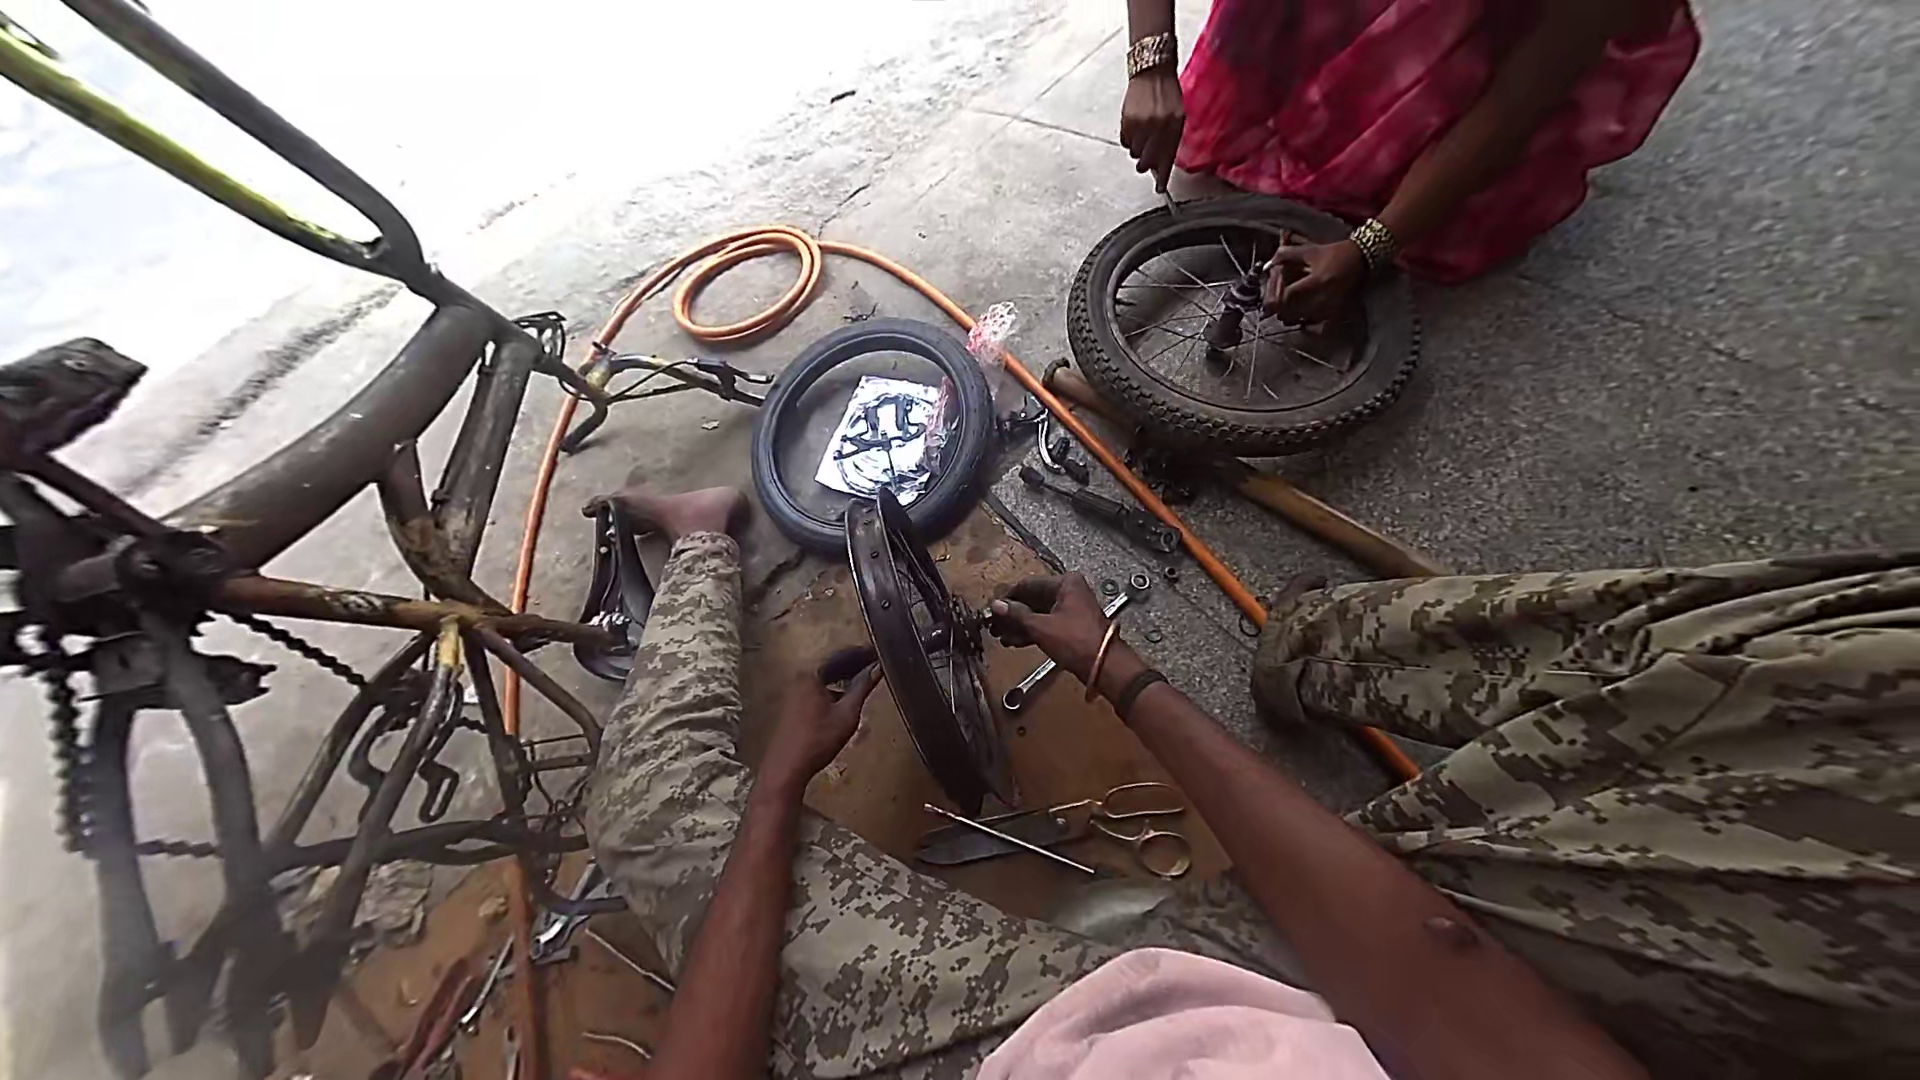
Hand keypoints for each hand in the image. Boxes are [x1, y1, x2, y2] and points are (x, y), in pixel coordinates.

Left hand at [758, 659, 883, 797]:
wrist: (786, 768)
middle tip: (877, 662)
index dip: (863, 652)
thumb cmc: (818, 739)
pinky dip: (835, 686)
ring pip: (826, 676)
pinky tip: (847, 695)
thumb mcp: (847, 713)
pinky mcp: (794, 704)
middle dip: (855, 662)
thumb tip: (878, 667)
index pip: (842, 654)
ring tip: (866, 677)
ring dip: (845, 675)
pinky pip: (819, 687)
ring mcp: (795, 691)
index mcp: (812, 674)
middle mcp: (801, 677)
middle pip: (832, 663)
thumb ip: (862, 687)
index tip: (880, 651)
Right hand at [988, 574, 1110, 682]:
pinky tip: (1013, 641)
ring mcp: (1070, 610)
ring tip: (1000, 634)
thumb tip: (996, 605)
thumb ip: (1017, 615)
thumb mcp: (1041, 626)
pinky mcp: (1070, 627)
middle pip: (1032, 599)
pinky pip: (1045, 625)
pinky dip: (1030, 632)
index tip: (992, 607)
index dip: (1008, 597)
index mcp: (1066, 583)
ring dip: (1019, 624)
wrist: (1104, 667)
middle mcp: (1069, 592)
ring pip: (1038, 613)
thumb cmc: (1077, 641)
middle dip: (1012, 613)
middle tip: (993, 623)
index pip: (1028, 584)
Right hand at [1119, 69, 1184, 192]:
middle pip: (1147, 162)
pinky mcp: (1128, 120)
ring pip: (1135, 153)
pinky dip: (1128, 138)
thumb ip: (1170, 139)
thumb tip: (1161, 165)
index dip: (1162, 176)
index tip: (1160, 189)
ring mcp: (1143, 123)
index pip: (1167, 157)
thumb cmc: (1166, 93)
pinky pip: (1125, 142)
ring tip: (1142, 132)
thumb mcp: (1176, 114)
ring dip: (1137, 148)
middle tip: (1145, 159)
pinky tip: (1134, 125)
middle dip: (1145, 163)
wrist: (1153, 68)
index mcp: (1174, 124)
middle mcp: (1159, 126)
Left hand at [1263, 240, 1365, 323]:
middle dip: (1279, 308)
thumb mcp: (1311, 251)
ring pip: (1298, 320)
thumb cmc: (1335, 254)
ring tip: (1287, 307)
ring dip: (1288, 315)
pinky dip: (1303, 324)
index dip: (1274, 299)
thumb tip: (1270, 262)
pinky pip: (1313, 327)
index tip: (1270, 299)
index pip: (1287, 297)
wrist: (1362, 259)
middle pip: (1289, 312)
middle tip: (1276, 303)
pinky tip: (1300, 317)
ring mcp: (1328, 308)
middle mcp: (1322, 297)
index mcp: (1316, 281)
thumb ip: (1287, 254)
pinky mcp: (1333, 314)